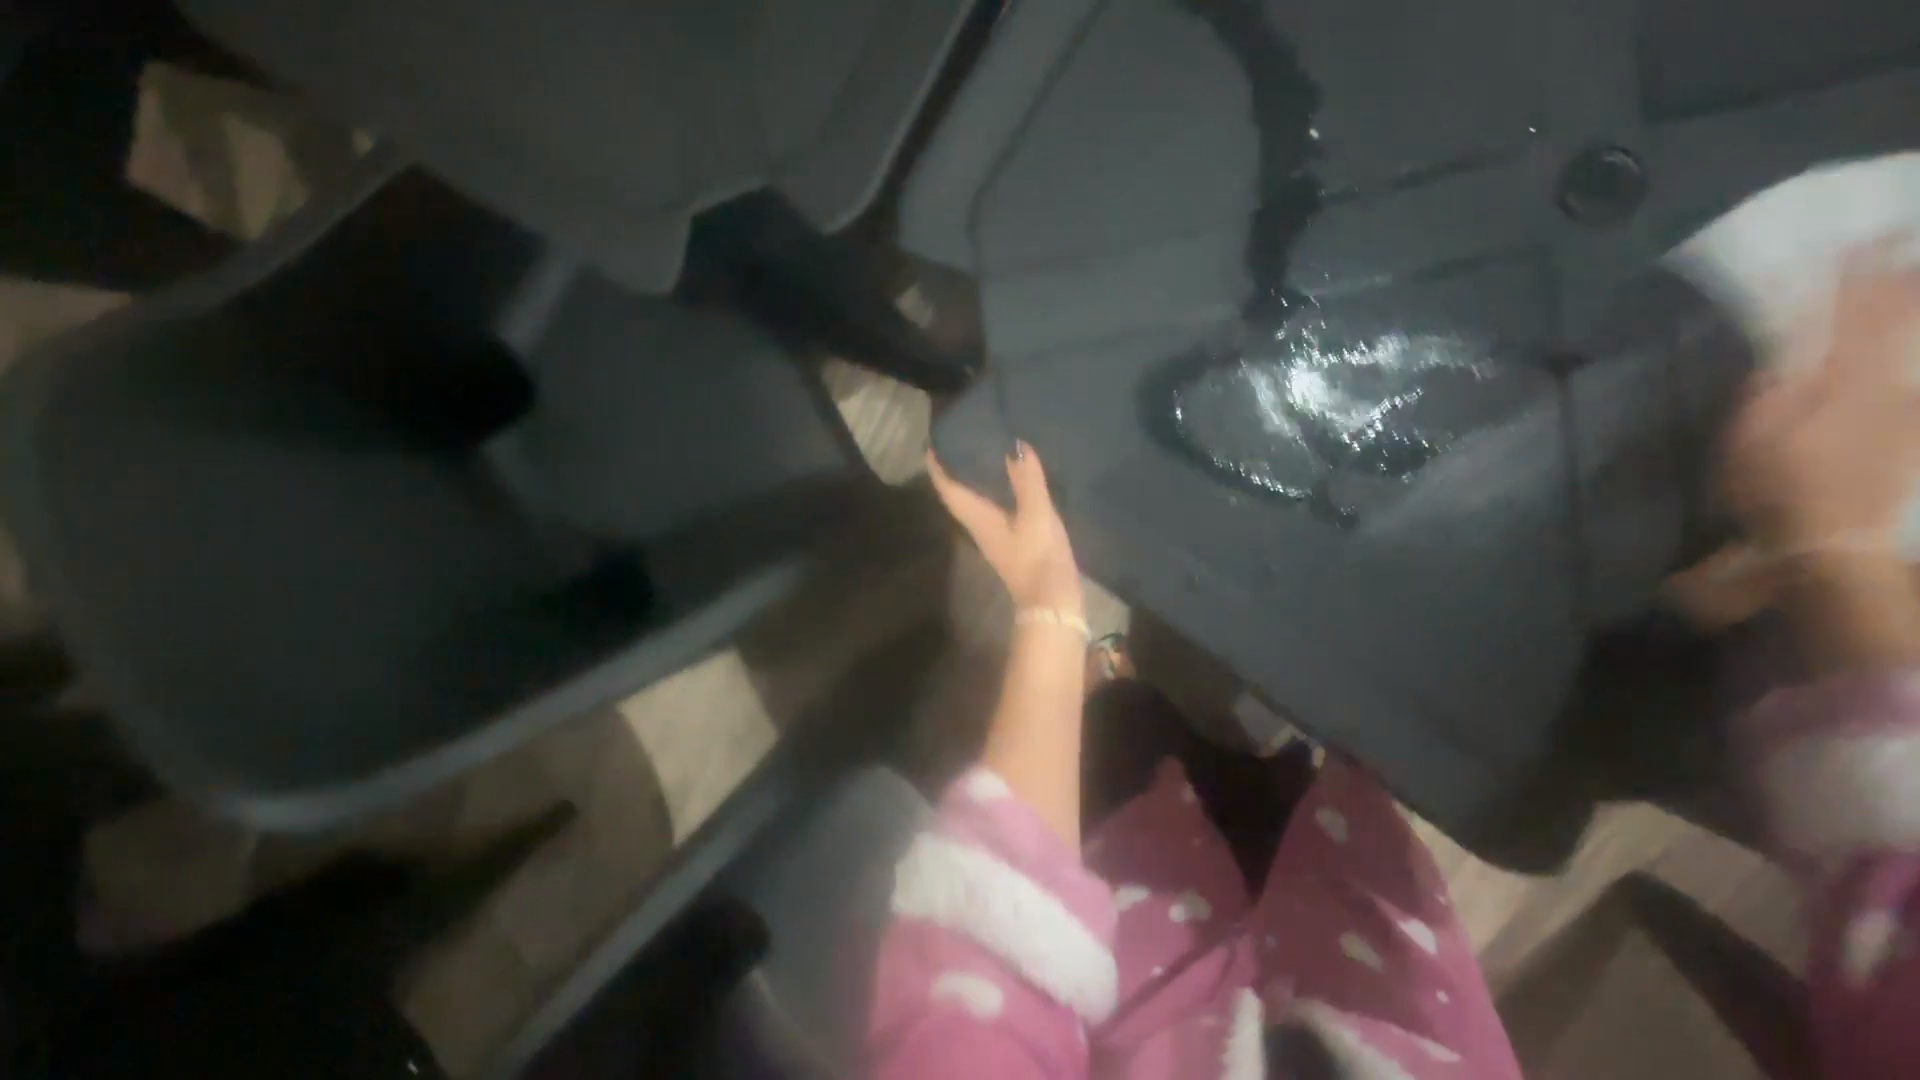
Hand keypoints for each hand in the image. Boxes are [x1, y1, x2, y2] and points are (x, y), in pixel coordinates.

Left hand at [926, 443, 1083, 615]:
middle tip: (958, 440)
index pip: (949, 490)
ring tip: (980, 453)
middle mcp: (980, 527)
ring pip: (975, 503)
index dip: (938, 467)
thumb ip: (1026, 480)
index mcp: (978, 519)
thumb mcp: (1036, 514)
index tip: (932, 442)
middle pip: (959, 495)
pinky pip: (994, 509)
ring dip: (973, 480)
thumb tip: (1012, 444)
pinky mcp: (1011, 542)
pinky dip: (994, 491)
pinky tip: (1007, 481)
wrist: (1052, 605)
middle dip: (954, 469)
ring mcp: (995, 537)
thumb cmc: (1039, 558)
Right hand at [1722, 257, 1919, 548]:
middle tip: (1899, 240)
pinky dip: (1918, 350)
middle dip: (1896, 279)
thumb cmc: (1774, 489)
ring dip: (1912, 308)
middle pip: (1898, 320)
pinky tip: (1916, 345)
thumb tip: (1794, 339)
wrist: (1831, 543)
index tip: (1860, 237)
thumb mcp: (1752, 435)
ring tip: (1912, 277)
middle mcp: (1886, 381)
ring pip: (1917, 343)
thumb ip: (1775, 384)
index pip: (1849, 314)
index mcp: (1839, 380)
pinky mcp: (1916, 428)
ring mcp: (1909, 404)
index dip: (1852, 276)